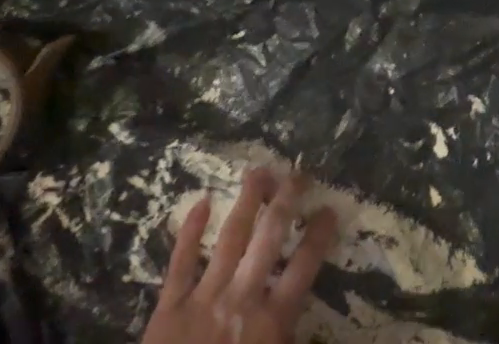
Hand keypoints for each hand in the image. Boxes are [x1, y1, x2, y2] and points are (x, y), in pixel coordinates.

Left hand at [141, 168, 340, 343]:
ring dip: (246, 203)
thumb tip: (325, 337)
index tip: (329, 210)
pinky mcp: (168, 308)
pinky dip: (189, 232)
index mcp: (273, 322)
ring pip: (230, 239)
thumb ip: (295, 338)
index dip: (319, 235)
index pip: (305, 266)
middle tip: (297, 174)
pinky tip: (200, 202)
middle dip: (285, 202)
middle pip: (269, 238)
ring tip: (258, 172)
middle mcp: (243, 299)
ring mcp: (204, 298)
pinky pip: (180, 263)